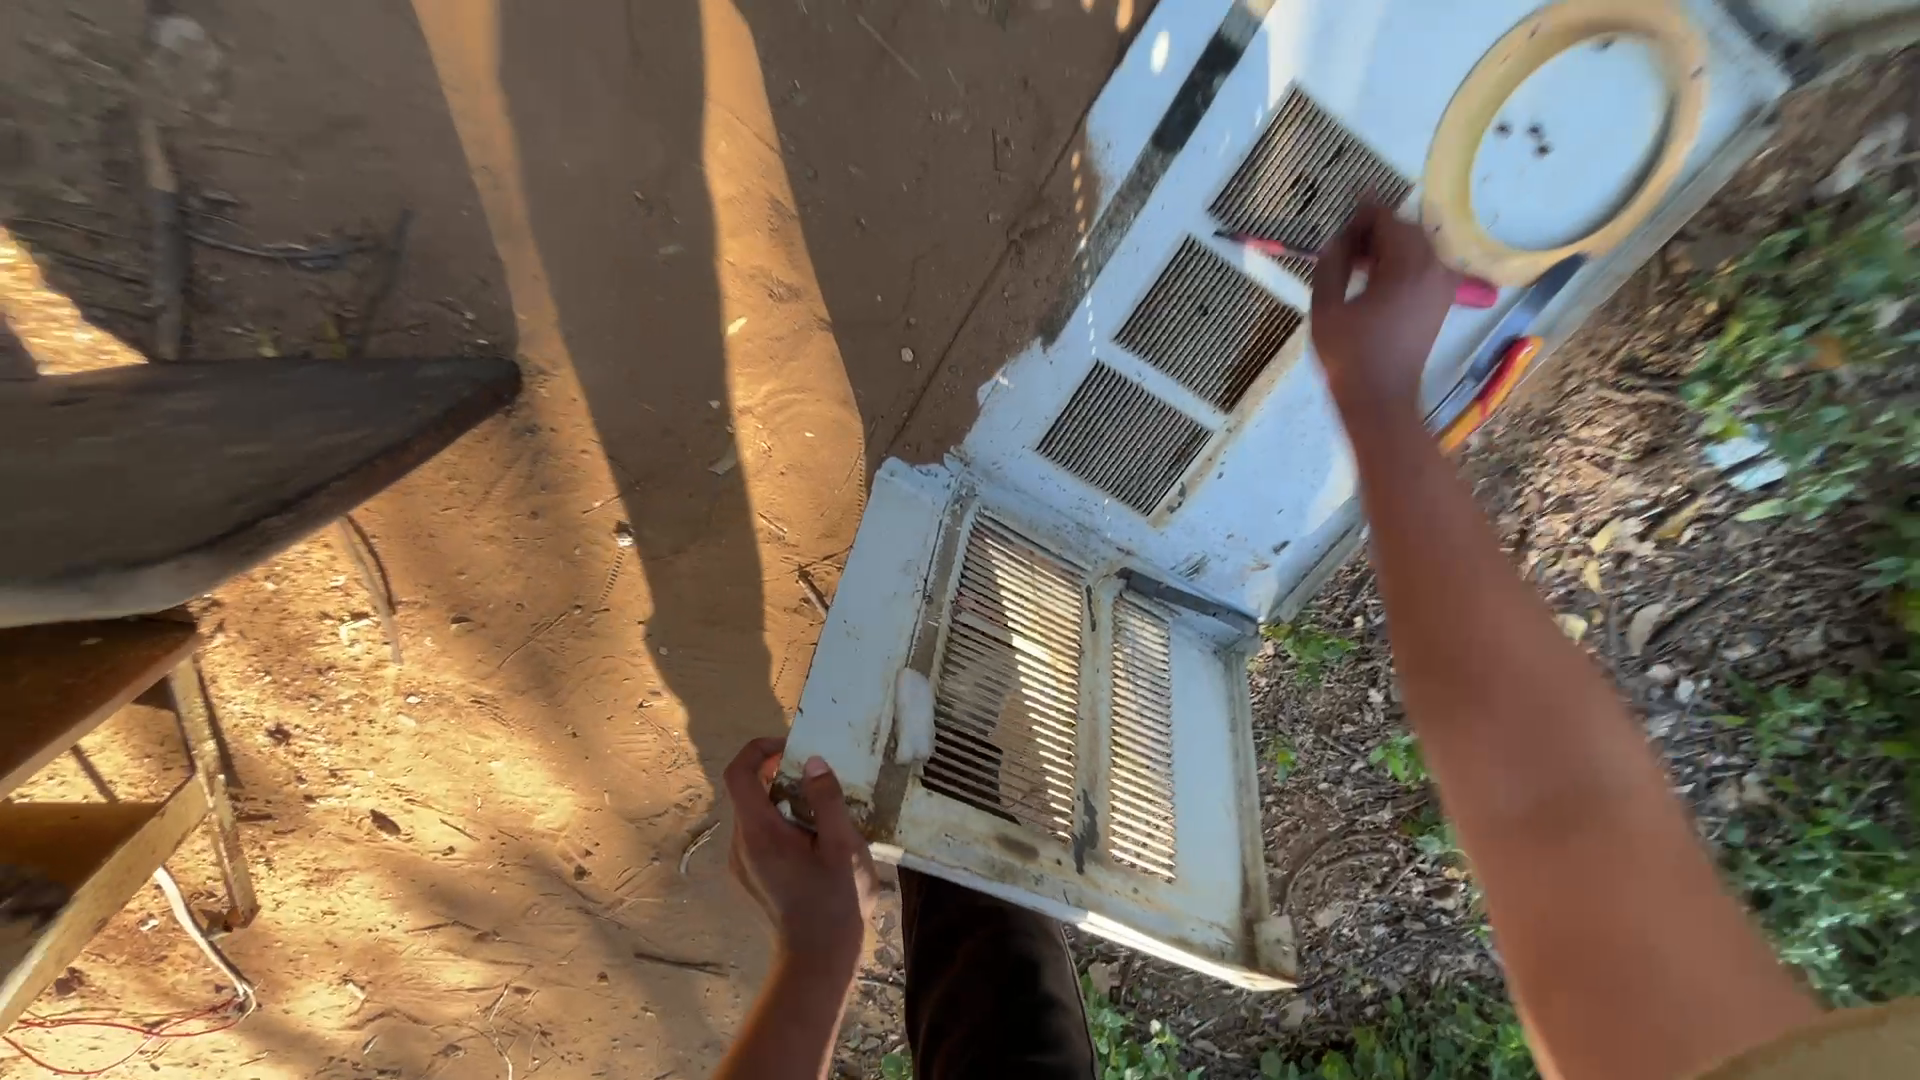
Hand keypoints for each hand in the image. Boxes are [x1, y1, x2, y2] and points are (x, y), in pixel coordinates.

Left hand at [724, 737, 877, 967]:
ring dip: (782, 797)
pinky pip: (759, 833)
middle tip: (817, 776)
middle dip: (779, 772)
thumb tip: (812, 761)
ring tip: (822, 807)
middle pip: (747, 790)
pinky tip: (814, 836)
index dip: (759, 749)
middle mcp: (741, 844)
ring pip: (754, 812)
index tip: (791, 747)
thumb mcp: (843, 845)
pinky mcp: (751, 875)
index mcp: (759, 832)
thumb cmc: (836, 900)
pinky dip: (781, 819)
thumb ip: (827, 799)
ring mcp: (743, 862)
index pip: (739, 773)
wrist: (820, 959)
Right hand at [1310, 199, 1459, 417]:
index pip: (1388, 220)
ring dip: (1388, 246)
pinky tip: (1374, 277)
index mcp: (1408, 265)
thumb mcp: (1327, 309)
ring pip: (1416, 247)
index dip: (1364, 211)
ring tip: (1356, 259)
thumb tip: (1337, 240)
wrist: (1380, 398)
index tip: (1345, 206)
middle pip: (1407, 230)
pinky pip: (1423, 266)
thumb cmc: (1349, 357)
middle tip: (1344, 239)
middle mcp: (1435, 268)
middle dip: (1376, 228)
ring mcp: (1443, 285)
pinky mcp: (1441, 300)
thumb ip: (1331, 266)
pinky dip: (1400, 262)